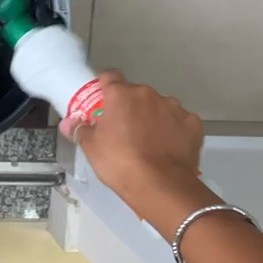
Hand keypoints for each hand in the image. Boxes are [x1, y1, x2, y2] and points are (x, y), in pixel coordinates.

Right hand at [64, 69, 215, 220]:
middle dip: (130, 107)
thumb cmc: (119, 162)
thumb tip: (69, 123)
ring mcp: (174, 108)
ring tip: (149, 142)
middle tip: (123, 130)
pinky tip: (168, 148)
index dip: (105, 87)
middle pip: (136, 94)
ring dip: (152, 117)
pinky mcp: (193, 124)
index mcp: (121, 94)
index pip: (110, 76)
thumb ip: (81, 130)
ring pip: (159, 107)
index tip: (103, 101)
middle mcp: (149, 94)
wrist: (160, 185)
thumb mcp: (91, 148)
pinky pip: (179, 122)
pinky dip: (173, 130)